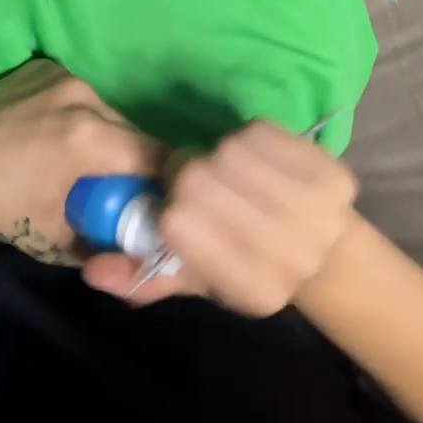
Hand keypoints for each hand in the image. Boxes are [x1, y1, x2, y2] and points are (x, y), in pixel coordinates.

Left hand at [0, 59, 162, 264]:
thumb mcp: (56, 239)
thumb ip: (106, 244)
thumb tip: (141, 249)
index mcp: (88, 136)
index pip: (156, 157)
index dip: (163, 183)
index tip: (154, 203)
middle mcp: (81, 95)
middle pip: (132, 132)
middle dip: (131, 163)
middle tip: (115, 190)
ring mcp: (60, 76)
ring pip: (106, 113)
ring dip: (104, 137)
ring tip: (77, 162)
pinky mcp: (42, 67)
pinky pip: (78, 96)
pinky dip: (76, 117)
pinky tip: (52, 136)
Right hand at [83, 119, 357, 315]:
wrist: (326, 253)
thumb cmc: (246, 264)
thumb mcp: (196, 280)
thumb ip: (143, 276)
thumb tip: (92, 271)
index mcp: (255, 290)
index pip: (180, 225)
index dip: (168, 206)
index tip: (175, 208)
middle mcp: (291, 256)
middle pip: (201, 181)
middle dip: (187, 173)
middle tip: (192, 178)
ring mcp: (318, 213)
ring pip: (229, 152)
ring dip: (215, 153)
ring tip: (221, 167)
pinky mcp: (331, 173)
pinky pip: (261, 132)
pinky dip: (245, 136)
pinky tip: (249, 154)